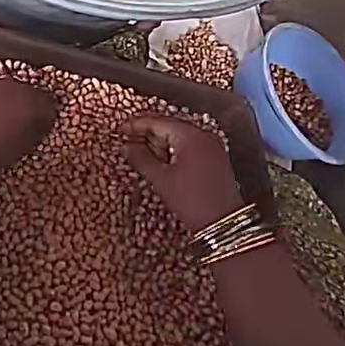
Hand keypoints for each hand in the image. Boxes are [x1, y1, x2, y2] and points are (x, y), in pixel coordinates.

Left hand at [0, 78, 55, 181]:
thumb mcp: (22, 147)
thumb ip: (35, 130)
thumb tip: (39, 124)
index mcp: (32, 104)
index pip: (48, 104)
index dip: (45, 115)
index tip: (42, 124)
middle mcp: (15, 87)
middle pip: (29, 92)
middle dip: (27, 104)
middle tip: (22, 122)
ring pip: (8, 88)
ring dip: (8, 99)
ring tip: (1, 117)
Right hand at [120, 116, 243, 232]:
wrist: (223, 223)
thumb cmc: (190, 201)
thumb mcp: (160, 179)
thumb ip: (140, 158)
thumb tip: (126, 145)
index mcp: (190, 136)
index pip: (158, 122)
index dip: (137, 125)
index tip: (121, 130)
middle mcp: (203, 135)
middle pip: (169, 127)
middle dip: (149, 136)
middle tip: (131, 147)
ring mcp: (212, 146)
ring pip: (179, 137)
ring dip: (161, 144)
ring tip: (146, 159)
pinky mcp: (216, 157)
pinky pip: (190, 146)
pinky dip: (174, 151)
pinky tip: (164, 164)